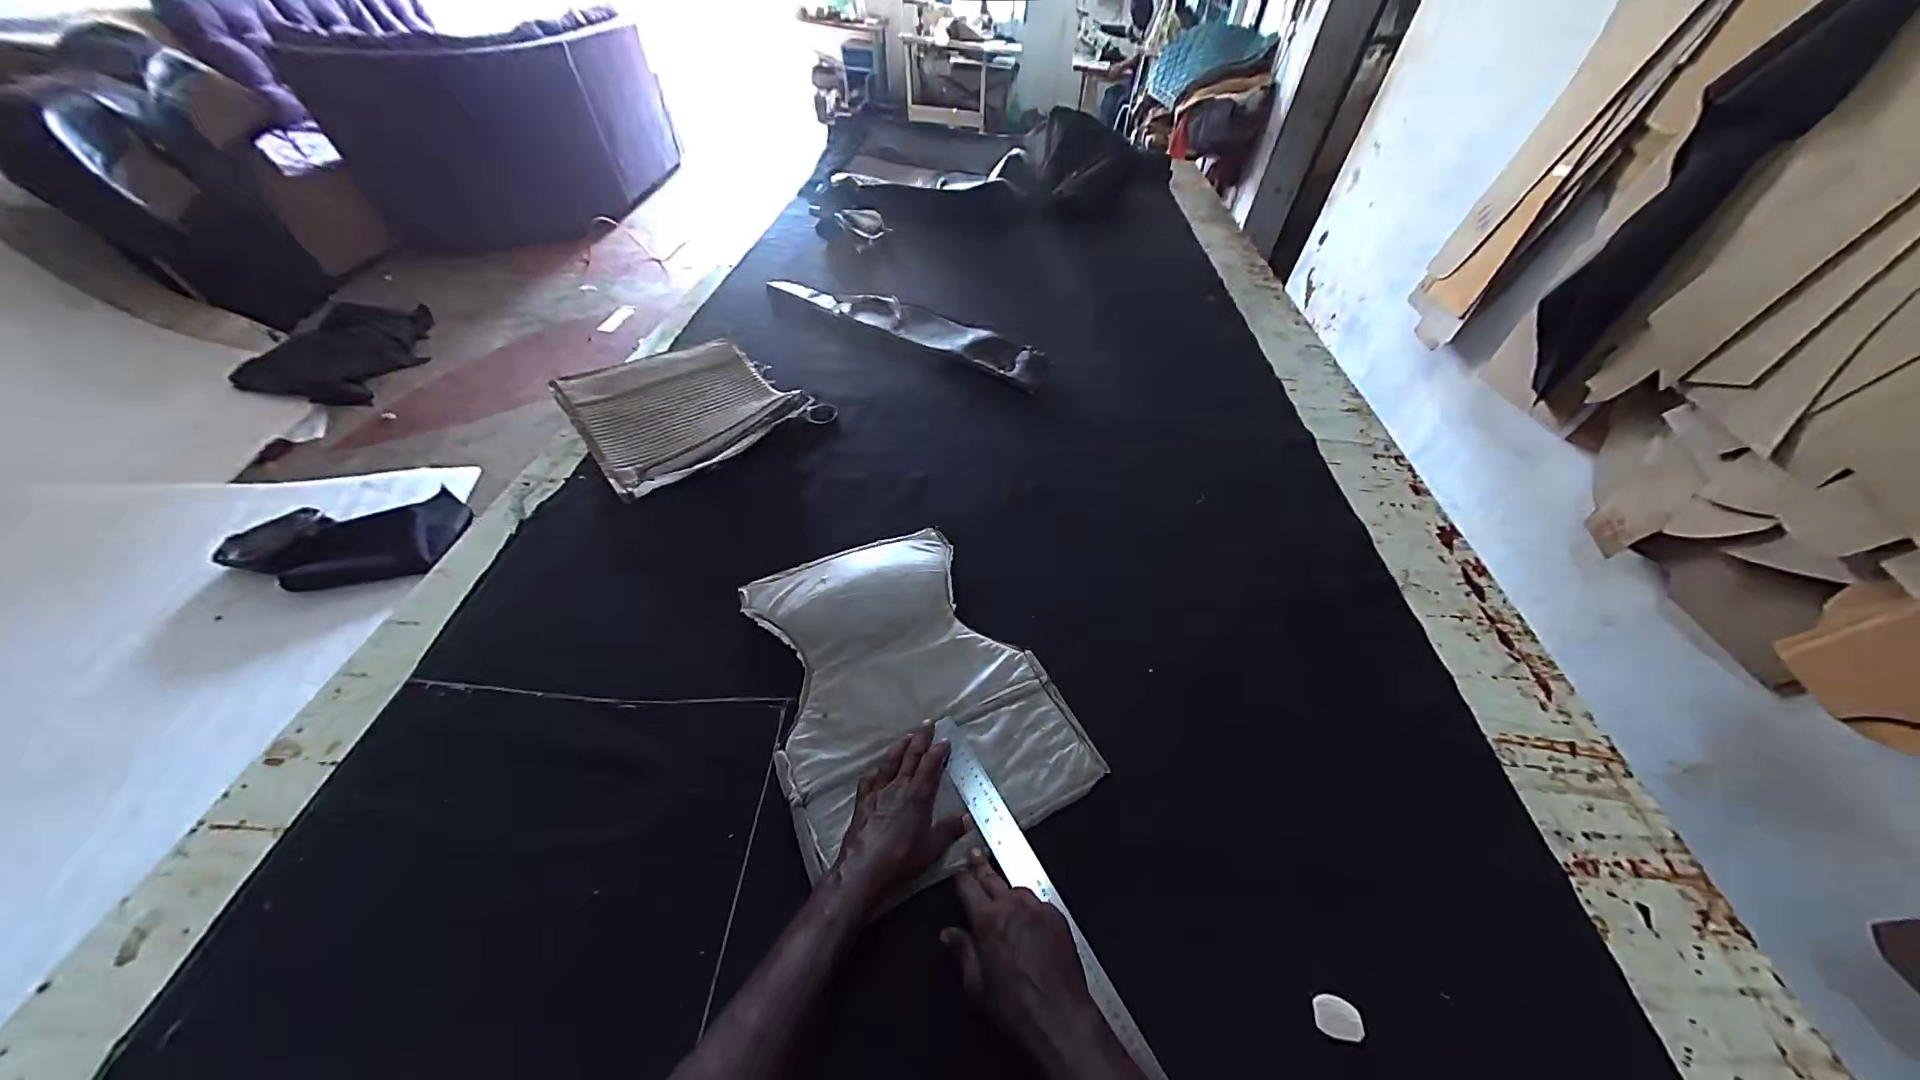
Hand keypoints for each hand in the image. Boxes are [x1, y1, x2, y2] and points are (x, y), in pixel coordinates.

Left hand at [829, 723, 965, 912]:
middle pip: (911, 757)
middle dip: (921, 739)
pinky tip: (877, 768)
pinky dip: (876, 770)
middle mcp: (898, 787)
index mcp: (918, 795)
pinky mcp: (862, 802)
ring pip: (890, 763)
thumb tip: (969, 817)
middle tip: (927, 723)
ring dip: (900, 747)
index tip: (945, 739)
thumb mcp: (932, 847)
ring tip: (907, 736)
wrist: (863, 870)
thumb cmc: (902, 859)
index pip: (931, 765)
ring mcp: (878, 793)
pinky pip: (870, 779)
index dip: (939, 751)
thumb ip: (950, 830)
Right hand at [943, 852, 1144, 1079]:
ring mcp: (1038, 910)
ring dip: (1006, 889)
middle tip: (975, 855)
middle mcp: (1014, 907)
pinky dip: (1030, 906)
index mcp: (988, 920)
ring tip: (1000, 893)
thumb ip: (962, 953)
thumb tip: (950, 936)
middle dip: (981, 866)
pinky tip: (1027, 919)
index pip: (968, 885)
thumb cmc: (1019, 1008)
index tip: (958, 872)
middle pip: (992, 877)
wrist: (1060, 1018)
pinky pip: (1039, 902)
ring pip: (1017, 888)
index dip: (961, 876)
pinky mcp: (1057, 917)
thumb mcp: (976, 986)